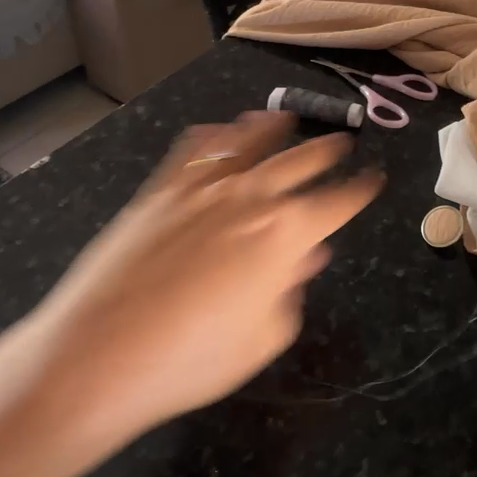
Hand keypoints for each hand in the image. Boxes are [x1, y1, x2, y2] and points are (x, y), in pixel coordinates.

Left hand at [20, 112, 381, 443]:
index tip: (374, 178)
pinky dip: (211, 137)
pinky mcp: (159, 192)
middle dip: (325, 152)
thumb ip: (290, 289)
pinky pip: (192, 152)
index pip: (336, 202)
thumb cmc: (194, 358)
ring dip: (270, 129)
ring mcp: (201, 189)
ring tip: (284, 118)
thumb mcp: (264, 336)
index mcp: (286, 233)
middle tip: (342, 143)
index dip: (360, 189)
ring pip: (245, 144)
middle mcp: (249, 198)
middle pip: (297, 163)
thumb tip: (306, 256)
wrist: (102, 353)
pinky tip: (217, 131)